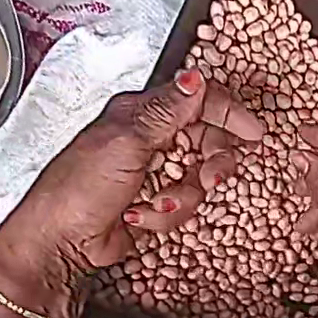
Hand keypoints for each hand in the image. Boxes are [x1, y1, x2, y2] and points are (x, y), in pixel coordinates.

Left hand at [0, 69, 264, 304]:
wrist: (63, 239)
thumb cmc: (79, 188)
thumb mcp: (127, 142)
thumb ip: (166, 111)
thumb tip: (194, 78)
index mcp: (143, 115)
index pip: (197, 102)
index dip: (229, 114)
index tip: (255, 132)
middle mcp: (152, 140)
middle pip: (207, 143)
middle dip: (211, 165)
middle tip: (210, 178)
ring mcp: (156, 173)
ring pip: (198, 181)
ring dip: (181, 198)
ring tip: (156, 204)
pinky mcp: (156, 202)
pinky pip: (183, 206)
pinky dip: (165, 216)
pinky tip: (140, 216)